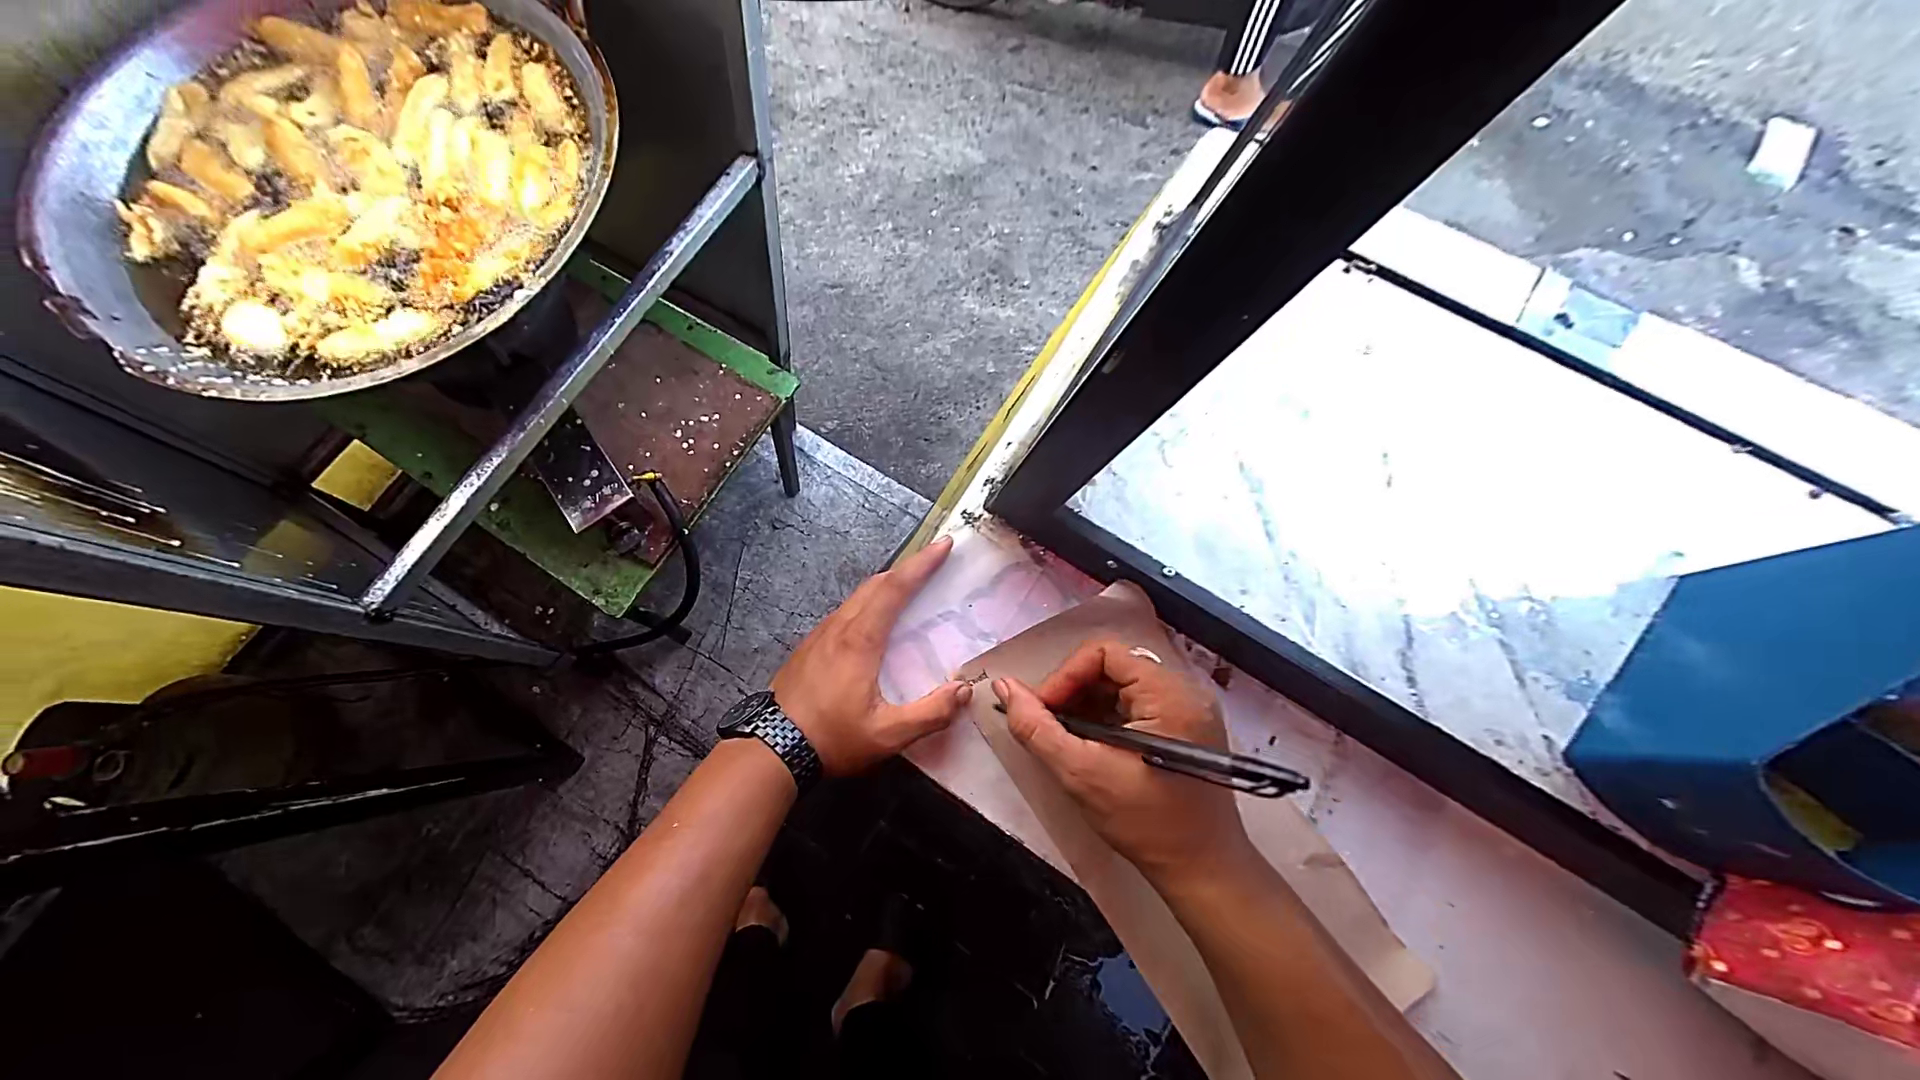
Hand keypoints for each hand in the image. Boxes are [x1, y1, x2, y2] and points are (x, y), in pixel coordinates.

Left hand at [771, 535, 972, 775]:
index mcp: (860, 640)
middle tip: (934, 561)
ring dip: (887, 585)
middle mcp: (839, 628)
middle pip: (876, 584)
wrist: (771, 750)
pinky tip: (875, 622)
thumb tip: (964, 690)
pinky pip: (846, 612)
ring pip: (858, 597)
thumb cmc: (830, 738)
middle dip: (908, 567)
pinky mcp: (810, 647)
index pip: (895, 589)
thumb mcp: (888, 736)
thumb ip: (931, 713)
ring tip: (911, 587)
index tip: (944, 545)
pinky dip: (869, 603)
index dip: (922, 564)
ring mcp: (820, 635)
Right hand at [995, 634, 1253, 881]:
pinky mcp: (1185, 727)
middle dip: (1073, 690)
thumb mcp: (1081, 774)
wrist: (1202, 871)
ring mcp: (1188, 709)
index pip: (1104, 653)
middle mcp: (1185, 691)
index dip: (1066, 675)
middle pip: (1114, 666)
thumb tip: (1004, 686)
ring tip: (1067, 736)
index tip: (1043, 709)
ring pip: (1122, 684)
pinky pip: (1137, 703)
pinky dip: (1106, 716)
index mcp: (1169, 694)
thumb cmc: (1146, 824)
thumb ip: (1037, 728)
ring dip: (1087, 703)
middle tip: (1050, 723)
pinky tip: (1091, 744)